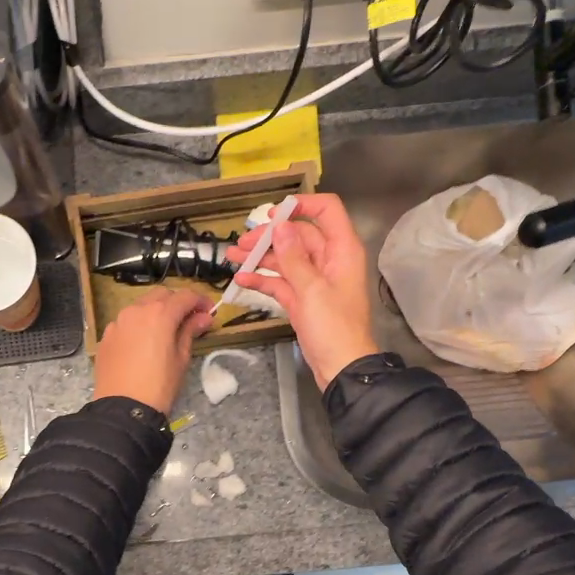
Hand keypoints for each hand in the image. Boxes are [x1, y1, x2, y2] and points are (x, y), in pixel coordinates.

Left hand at [92, 287, 213, 411]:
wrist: (123, 409)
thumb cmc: (159, 386)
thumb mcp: (181, 359)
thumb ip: (190, 332)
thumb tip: (203, 318)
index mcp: (160, 314)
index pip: (185, 296)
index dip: (201, 301)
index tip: (210, 312)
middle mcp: (136, 310)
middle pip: (161, 295)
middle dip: (177, 303)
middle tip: (189, 320)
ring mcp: (118, 322)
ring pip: (141, 306)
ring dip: (156, 312)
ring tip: (166, 331)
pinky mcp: (106, 336)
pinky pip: (126, 322)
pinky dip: (139, 325)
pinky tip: (143, 343)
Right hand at [229, 194, 379, 388]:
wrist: (341, 368)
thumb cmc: (333, 327)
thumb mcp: (312, 289)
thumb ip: (294, 257)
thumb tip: (281, 226)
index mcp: (341, 250)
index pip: (326, 211)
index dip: (301, 206)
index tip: (273, 214)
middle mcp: (329, 260)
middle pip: (298, 235)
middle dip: (270, 236)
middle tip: (243, 242)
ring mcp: (314, 281)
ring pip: (285, 259)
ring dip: (260, 257)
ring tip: (232, 256)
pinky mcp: (302, 300)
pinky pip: (280, 283)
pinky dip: (262, 280)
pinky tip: (241, 280)